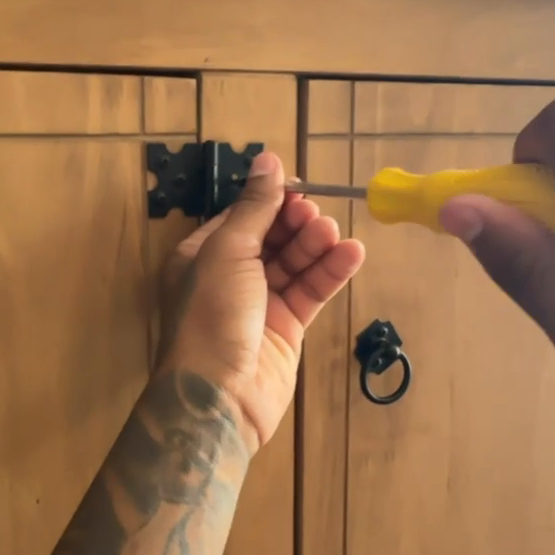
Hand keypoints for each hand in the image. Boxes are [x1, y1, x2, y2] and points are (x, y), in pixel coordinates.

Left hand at [157, 151, 365, 447]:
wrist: (220, 395)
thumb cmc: (212, 313)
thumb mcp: (228, 250)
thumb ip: (254, 207)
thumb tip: (268, 159)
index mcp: (202, 255)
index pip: (241, 218)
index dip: (270, 202)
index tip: (300, 190)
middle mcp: (229, 277)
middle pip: (271, 238)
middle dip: (296, 224)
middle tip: (317, 217)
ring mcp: (259, 304)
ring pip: (294, 264)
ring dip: (316, 246)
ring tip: (336, 234)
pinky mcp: (286, 329)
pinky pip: (311, 292)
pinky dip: (330, 273)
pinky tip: (352, 254)